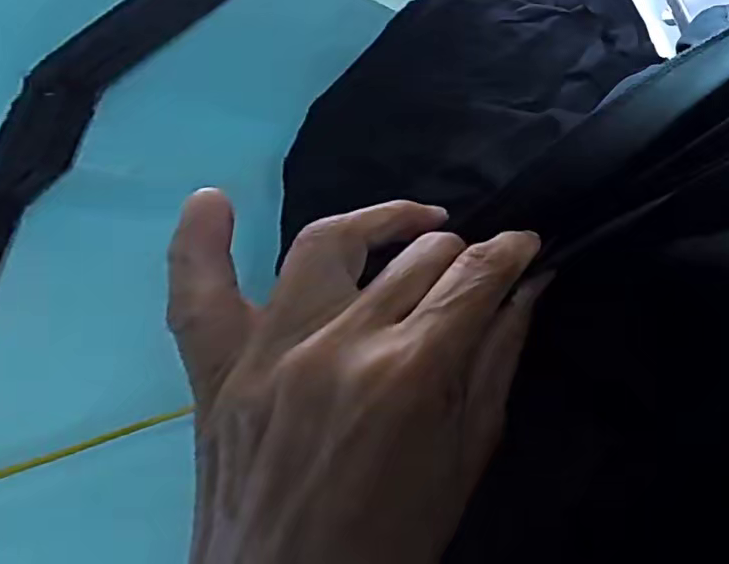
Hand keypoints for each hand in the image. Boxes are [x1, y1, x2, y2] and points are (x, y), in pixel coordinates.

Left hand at [167, 189, 548, 563]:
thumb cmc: (396, 536)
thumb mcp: (470, 450)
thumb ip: (502, 353)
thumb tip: (531, 281)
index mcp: (411, 371)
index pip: (478, 273)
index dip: (514, 248)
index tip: (527, 246)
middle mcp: (341, 345)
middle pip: (420, 253)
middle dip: (464, 251)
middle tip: (475, 270)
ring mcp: (271, 354)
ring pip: (328, 243)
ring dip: (382, 219)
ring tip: (415, 222)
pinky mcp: (218, 376)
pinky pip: (197, 299)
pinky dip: (199, 244)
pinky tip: (212, 199)